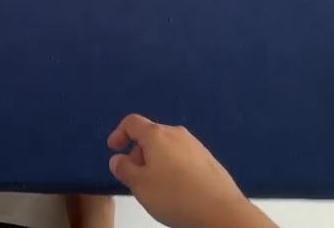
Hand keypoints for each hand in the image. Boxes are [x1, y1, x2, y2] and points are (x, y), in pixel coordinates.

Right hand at [107, 114, 268, 227]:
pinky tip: (177, 189)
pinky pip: (182, 156)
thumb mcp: (140, 186)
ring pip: (167, 147)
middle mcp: (175, 132)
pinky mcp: (207, 158)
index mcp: (156, 134)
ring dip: (156, 161)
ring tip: (157, 187)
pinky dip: (173, 167)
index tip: (113, 149)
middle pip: (150, 135)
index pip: (132, 122)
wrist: (220, 210)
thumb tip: (117, 158)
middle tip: (136, 177)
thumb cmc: (174, 196)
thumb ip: (124, 169)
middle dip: (139, 153)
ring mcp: (194, 144)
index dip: (119, 133)